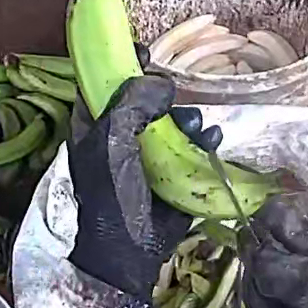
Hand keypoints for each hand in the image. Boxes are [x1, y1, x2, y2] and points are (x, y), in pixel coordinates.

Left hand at [66, 76, 195, 307]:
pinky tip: (212, 138)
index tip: (144, 52)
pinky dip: (204, 141)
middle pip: (145, 102)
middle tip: (172, 96)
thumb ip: (128, 106)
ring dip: (188, 119)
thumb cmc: (108, 198)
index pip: (105, 85)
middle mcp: (120, 139)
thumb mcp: (109, 146)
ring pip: (172, 125)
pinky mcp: (172, 177)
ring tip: (196, 125)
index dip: (122, 65)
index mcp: (95, 129)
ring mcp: (148, 159)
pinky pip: (192, 151)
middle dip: (163, 95)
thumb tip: (159, 81)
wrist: (126, 255)